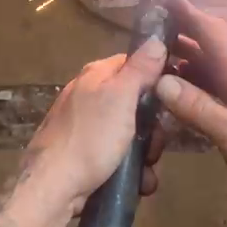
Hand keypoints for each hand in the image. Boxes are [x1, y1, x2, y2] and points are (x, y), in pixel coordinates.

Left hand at [23, 36, 169, 215]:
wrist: (52, 188)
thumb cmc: (90, 138)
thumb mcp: (120, 98)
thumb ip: (139, 69)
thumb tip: (156, 38)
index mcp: (95, 75)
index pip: (133, 63)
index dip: (156, 76)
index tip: (173, 96)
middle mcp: (88, 96)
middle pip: (135, 102)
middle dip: (152, 126)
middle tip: (156, 143)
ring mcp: (85, 127)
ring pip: (129, 132)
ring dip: (144, 153)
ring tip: (147, 170)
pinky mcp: (84, 154)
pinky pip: (117, 155)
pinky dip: (130, 169)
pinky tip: (137, 183)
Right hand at [156, 0, 226, 208]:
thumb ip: (197, 108)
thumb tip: (160, 81)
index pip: (212, 30)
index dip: (187, 13)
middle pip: (214, 41)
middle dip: (185, 31)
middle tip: (150, 29)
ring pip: (218, 61)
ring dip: (190, 55)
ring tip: (158, 56)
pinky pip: (224, 79)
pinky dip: (201, 77)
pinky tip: (184, 88)